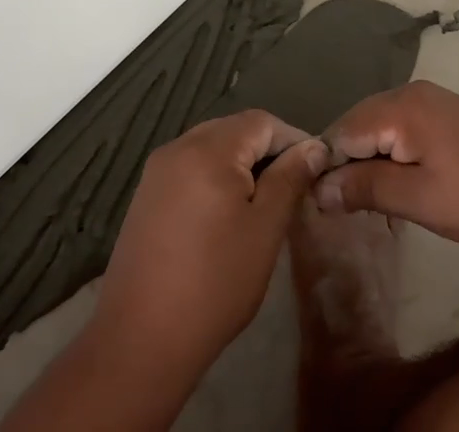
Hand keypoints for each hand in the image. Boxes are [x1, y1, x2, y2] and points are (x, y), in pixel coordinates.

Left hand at [97, 110, 328, 361]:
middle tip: (294, 190)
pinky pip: (191, 169)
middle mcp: (177, 148)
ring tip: (266, 205)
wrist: (141, 338)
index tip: (316, 174)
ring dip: (243, 166)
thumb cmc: (215, 282)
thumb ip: (290, 179)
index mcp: (208, 150)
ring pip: (212, 148)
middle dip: (268, 151)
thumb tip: (314, 147)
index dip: (295, 140)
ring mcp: (156, 172)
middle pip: (234, 130)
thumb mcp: (265, 229)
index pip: (262, 121)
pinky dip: (217, 179)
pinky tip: (229, 216)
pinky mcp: (146, 197)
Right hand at [314, 81, 458, 248]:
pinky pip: (402, 129)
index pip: (338, 132)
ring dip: (372, 164)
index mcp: (399, 107)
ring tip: (382, 203)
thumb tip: (317, 189)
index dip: (330, 171)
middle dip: (350, 166)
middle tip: (358, 211)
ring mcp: (431, 99)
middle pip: (356, 126)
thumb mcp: (417, 199)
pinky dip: (394, 156)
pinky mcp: (447, 112)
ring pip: (379, 129)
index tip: (334, 210)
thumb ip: (362, 188)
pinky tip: (406, 185)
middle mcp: (410, 92)